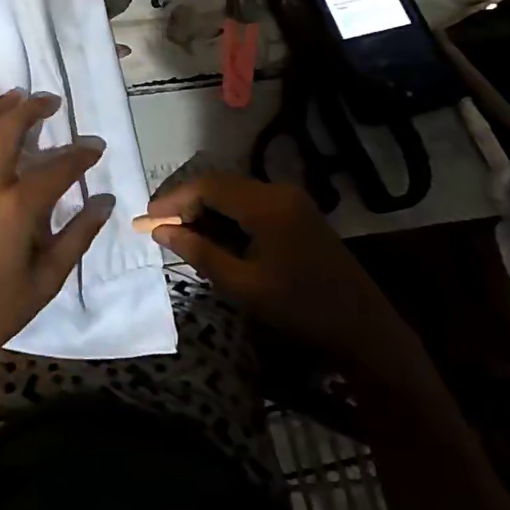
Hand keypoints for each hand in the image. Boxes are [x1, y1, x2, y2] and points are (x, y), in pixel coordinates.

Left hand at [0, 91, 112, 372]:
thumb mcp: (49, 277)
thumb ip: (79, 235)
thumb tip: (104, 202)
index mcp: (16, 208)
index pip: (57, 168)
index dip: (80, 154)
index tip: (95, 146)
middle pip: (8, 130)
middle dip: (33, 109)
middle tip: (51, 100)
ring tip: (13, 97)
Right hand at [138, 172, 391, 354]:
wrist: (362, 326)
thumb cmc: (299, 308)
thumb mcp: (243, 285)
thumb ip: (199, 252)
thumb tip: (160, 230)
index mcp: (266, 205)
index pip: (207, 186)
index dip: (173, 199)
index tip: (146, 219)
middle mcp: (278, 191)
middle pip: (220, 183)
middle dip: (186, 201)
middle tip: (158, 225)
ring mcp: (290, 199)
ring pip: (234, 191)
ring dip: (205, 207)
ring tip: (178, 231)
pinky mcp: (296, 211)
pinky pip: (250, 201)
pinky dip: (225, 214)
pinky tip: (211, 234)